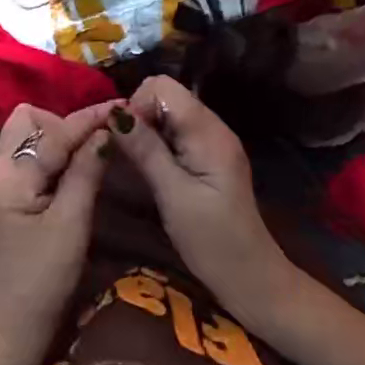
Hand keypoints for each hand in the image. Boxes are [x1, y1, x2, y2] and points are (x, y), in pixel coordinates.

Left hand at [0, 101, 114, 352]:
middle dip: (64, 122)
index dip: (86, 120)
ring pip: (28, 134)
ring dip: (59, 135)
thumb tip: (105, 132)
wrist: (17, 319)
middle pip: (27, 120)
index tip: (120, 108)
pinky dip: (54, 151)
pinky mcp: (10, 191)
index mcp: (8, 177)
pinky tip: (77, 164)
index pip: (50, 133)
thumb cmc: (46, 277)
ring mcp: (1, 179)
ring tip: (92, 152)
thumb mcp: (72, 224)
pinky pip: (31, 153)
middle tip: (98, 142)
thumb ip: (85, 173)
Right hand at [105, 77, 291, 310]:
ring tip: (132, 164)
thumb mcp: (173, 194)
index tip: (125, 141)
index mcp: (208, 133)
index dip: (136, 105)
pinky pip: (172, 133)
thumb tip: (113, 112)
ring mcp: (210, 143)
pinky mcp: (205, 158)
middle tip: (125, 154)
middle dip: (136, 116)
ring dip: (142, 131)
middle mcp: (212, 128)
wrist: (251, 278)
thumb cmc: (212, 240)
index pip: (161, 86)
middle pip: (162, 95)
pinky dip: (153, 143)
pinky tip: (148, 170)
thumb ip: (145, 150)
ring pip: (164, 114)